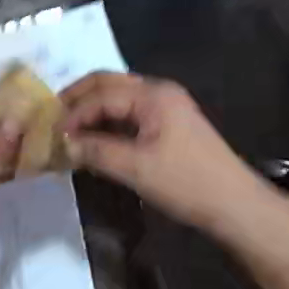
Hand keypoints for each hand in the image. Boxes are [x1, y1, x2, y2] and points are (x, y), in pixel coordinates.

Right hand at [60, 72, 265, 233]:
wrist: (235, 204)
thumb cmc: (186, 182)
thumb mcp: (138, 168)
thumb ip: (99, 151)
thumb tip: (65, 143)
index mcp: (153, 93)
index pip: (103, 93)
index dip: (75, 111)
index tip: (52, 131)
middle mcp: (158, 89)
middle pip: (110, 84)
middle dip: (81, 98)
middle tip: (54, 116)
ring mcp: (166, 104)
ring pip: (120, 96)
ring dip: (94, 108)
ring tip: (70, 127)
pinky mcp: (170, 121)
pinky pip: (131, 110)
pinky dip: (110, 119)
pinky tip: (97, 136)